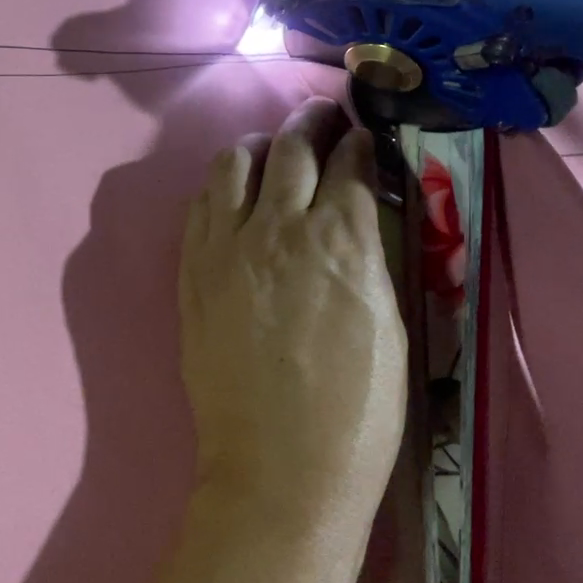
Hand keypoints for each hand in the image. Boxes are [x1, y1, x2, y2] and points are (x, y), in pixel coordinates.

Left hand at [136, 98, 407, 582]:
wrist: (277, 465)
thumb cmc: (357, 412)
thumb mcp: (391, 325)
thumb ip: (371, 257)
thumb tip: (361, 215)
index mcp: (342, 242)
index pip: (351, 164)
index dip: (360, 142)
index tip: (363, 135)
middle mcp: (279, 228)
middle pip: (291, 148)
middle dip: (311, 123)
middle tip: (321, 118)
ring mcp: (226, 244)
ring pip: (234, 162)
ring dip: (259, 145)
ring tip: (271, 148)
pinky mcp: (192, 268)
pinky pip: (200, 202)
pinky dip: (220, 184)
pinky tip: (232, 190)